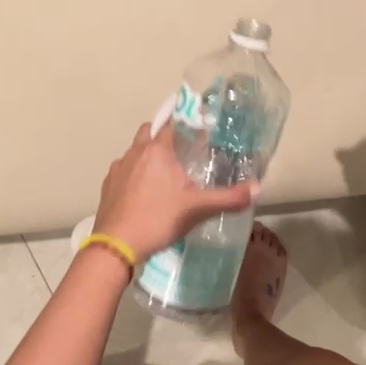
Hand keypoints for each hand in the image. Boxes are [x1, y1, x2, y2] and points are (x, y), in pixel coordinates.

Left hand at [92, 123, 257, 260]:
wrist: (117, 243)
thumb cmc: (158, 219)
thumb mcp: (197, 209)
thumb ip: (229, 198)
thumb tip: (257, 188)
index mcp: (157, 150)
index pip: (172, 124)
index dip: (185, 121)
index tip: (197, 124)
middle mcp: (135, 152)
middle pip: (149, 131)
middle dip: (164, 134)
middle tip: (181, 149)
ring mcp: (118, 167)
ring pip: (135, 150)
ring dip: (148, 154)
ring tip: (163, 173)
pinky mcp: (108, 183)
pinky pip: (124, 169)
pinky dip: (134, 172)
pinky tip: (143, 191)